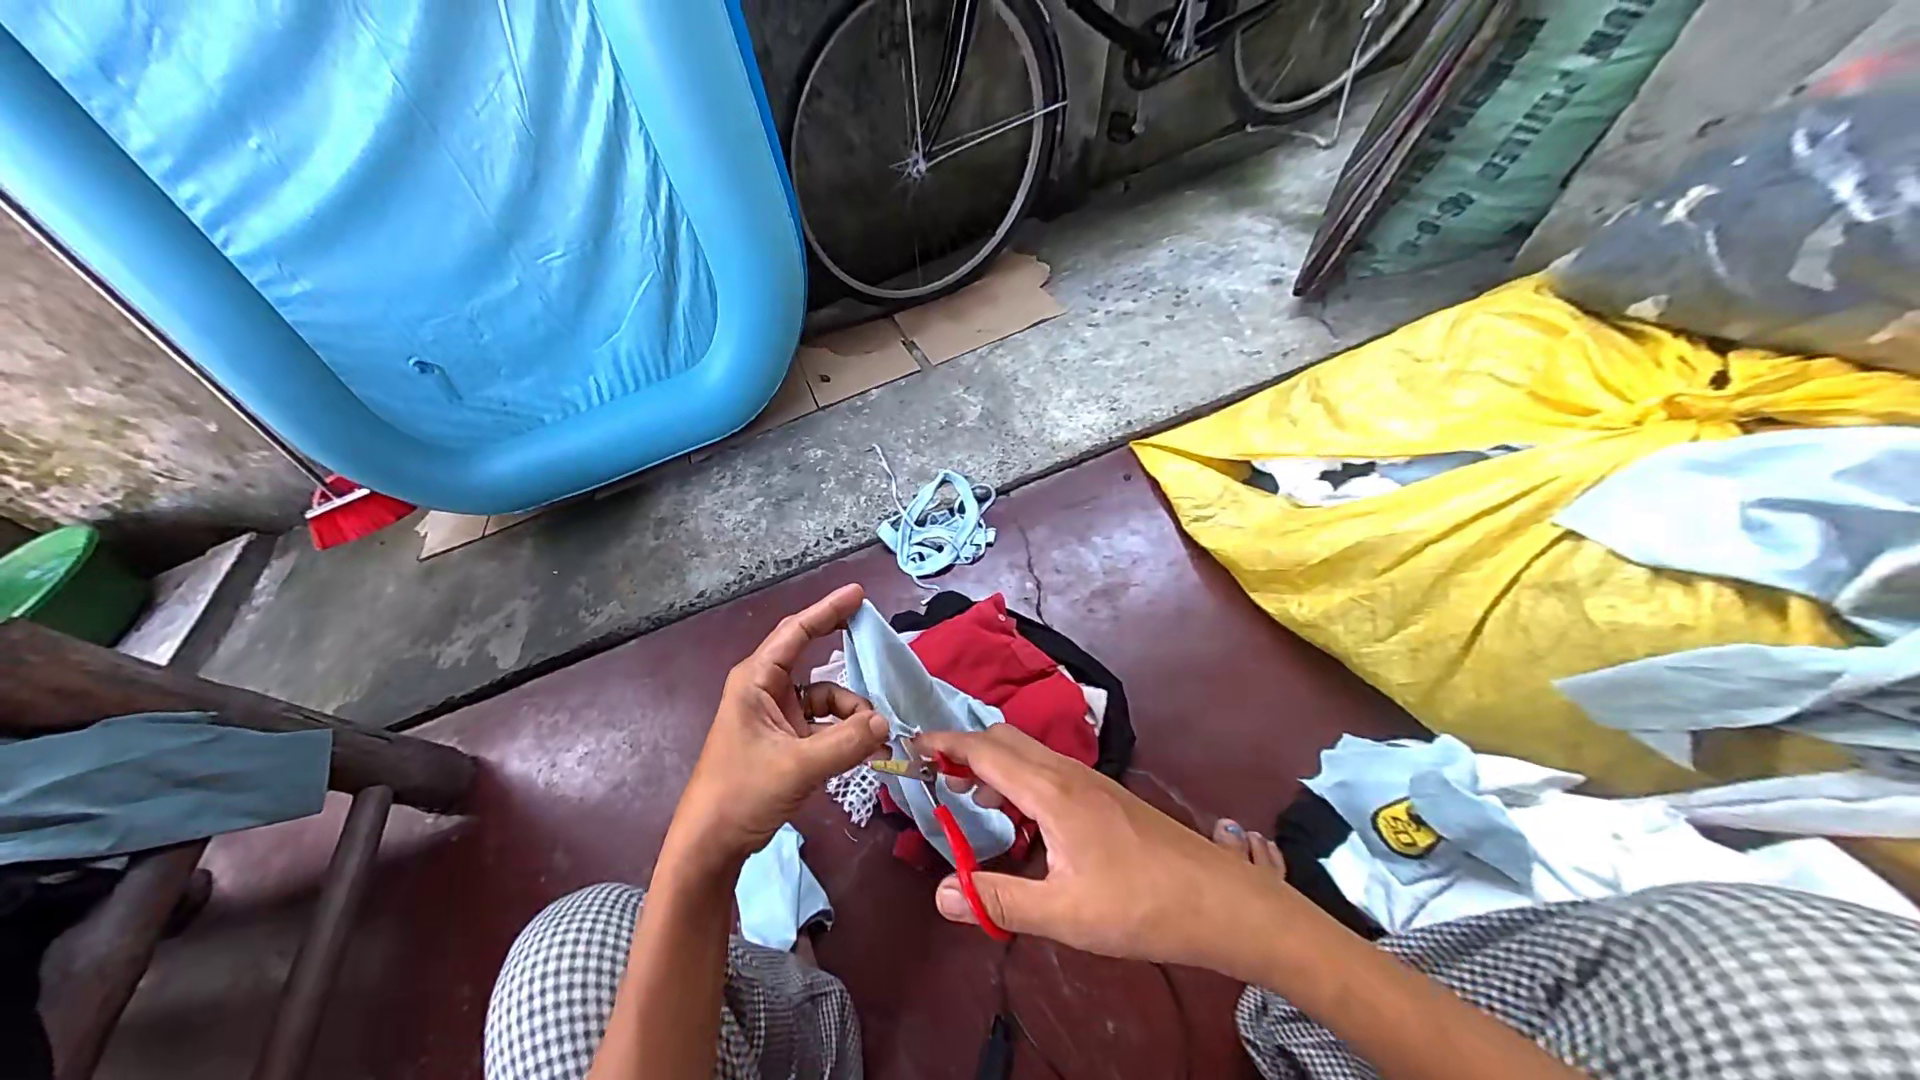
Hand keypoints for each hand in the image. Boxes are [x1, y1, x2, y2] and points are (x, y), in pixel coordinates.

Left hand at [664, 584, 889, 872]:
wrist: (711, 845)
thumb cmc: (741, 794)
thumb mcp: (798, 766)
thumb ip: (846, 743)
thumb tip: (884, 722)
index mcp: (756, 681)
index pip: (796, 632)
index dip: (827, 610)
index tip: (857, 594)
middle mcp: (767, 690)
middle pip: (812, 657)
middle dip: (843, 651)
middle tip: (874, 639)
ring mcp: (778, 716)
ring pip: (827, 697)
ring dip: (852, 712)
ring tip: (874, 736)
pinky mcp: (787, 740)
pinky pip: (825, 723)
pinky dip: (846, 732)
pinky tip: (864, 749)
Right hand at [913, 725, 1297, 972]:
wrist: (1220, 900)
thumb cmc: (1139, 906)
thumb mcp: (1063, 913)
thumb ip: (998, 900)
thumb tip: (940, 893)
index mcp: (1051, 792)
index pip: (985, 751)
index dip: (946, 743)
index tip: (913, 745)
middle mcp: (1068, 773)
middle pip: (1004, 740)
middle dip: (966, 750)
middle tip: (939, 780)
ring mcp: (1090, 781)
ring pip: (1028, 753)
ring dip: (994, 766)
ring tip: (973, 802)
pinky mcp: (1104, 795)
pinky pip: (1048, 770)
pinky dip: (1019, 779)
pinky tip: (1023, 820)